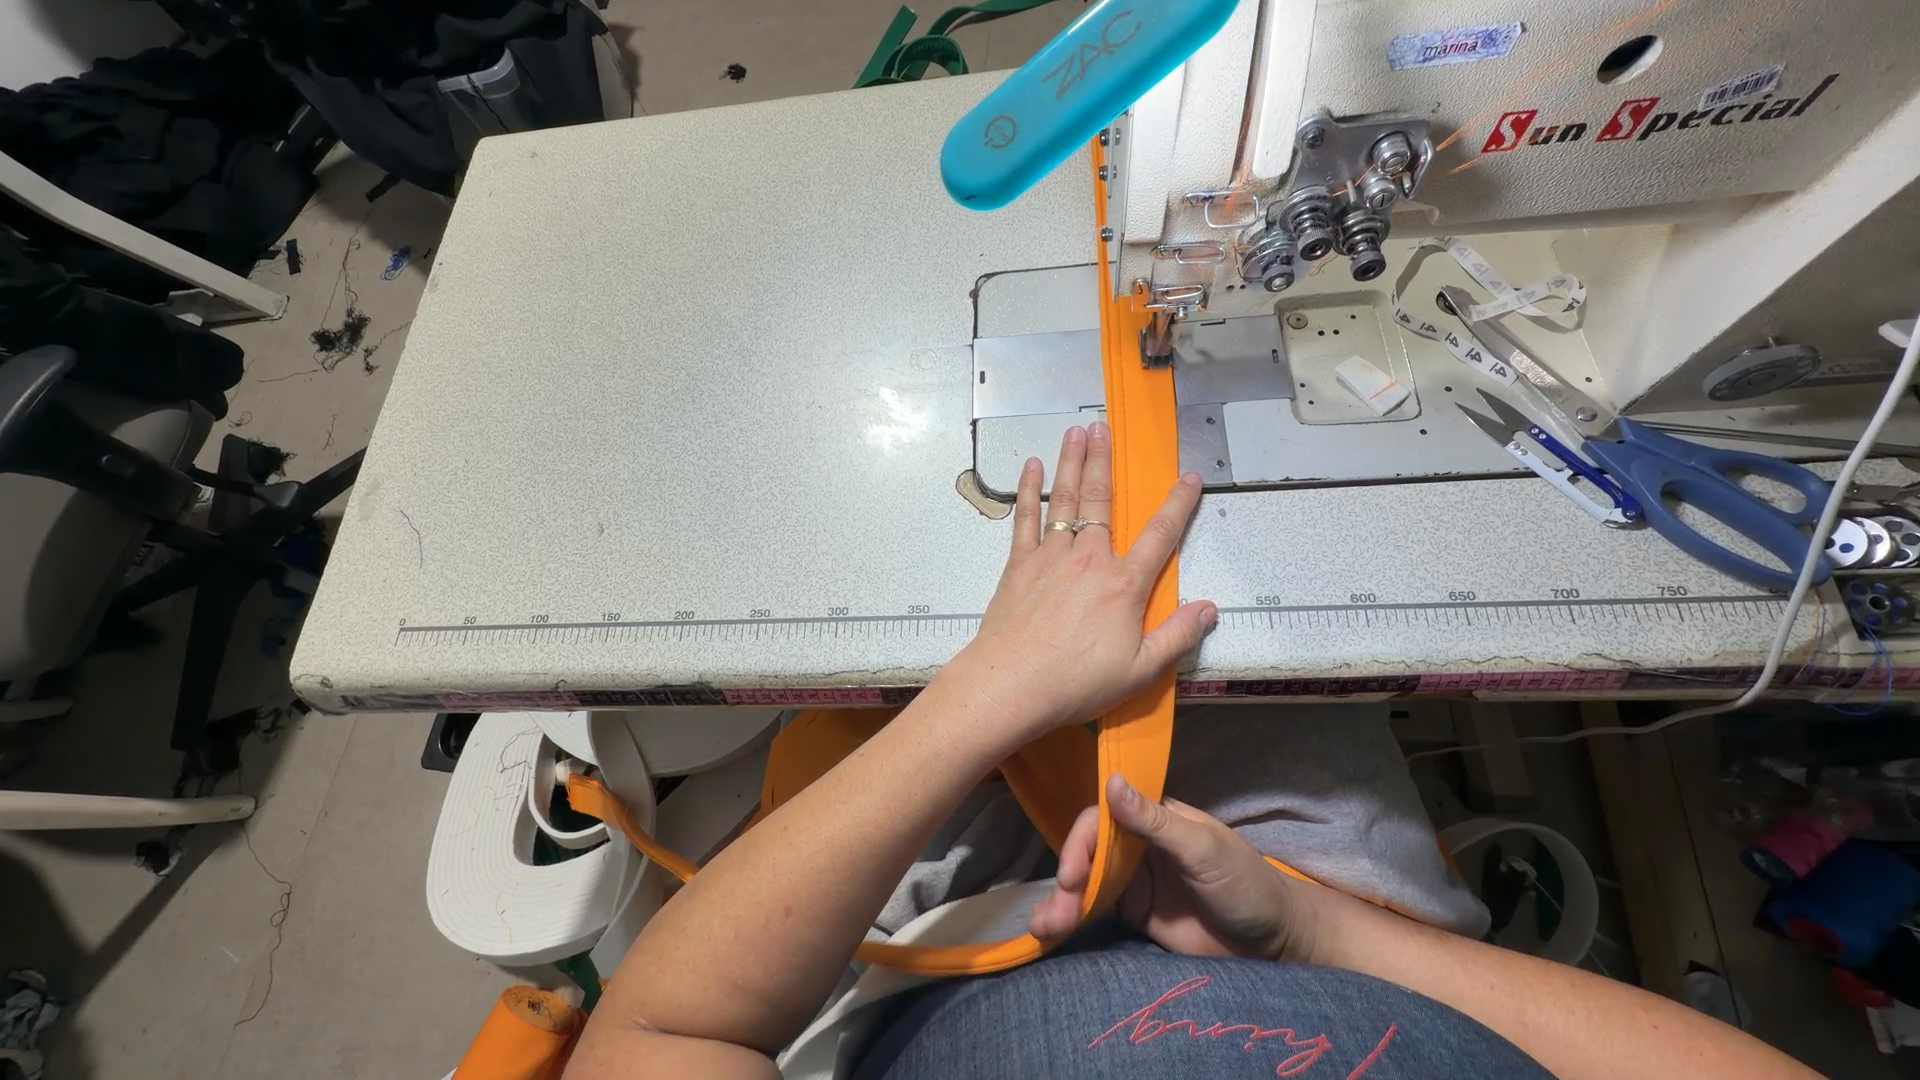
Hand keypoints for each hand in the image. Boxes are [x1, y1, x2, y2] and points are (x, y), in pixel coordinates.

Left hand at [939, 422, 1216, 737]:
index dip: (1178, 504)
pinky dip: (1029, 491)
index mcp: (1123, 585)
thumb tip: (1209, 610)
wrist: (1012, 684)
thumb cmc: (1075, 682)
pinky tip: (1032, 467)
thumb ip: (1178, 636)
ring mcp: (1050, 557)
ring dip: (1071, 463)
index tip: (1189, 478)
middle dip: (1104, 461)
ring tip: (1076, 432)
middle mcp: (1088, 560)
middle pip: (1101, 500)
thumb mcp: (1141, 670)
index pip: (1160, 535)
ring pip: (1064, 499)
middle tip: (1104, 428)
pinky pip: (1025, 519)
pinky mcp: (1019, 565)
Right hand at [1028, 773, 1320, 961]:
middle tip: (1055, 914)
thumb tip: (1111, 781)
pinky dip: (1072, 919)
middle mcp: (1136, 845)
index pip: (1101, 821)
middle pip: (1086, 854)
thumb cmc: (1246, 883)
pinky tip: (1052, 932)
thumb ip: (1155, 821)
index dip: (1080, 844)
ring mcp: (1133, 881)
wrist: (1277, 944)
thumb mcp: (1203, 849)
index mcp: (1152, 818)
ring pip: (1085, 884)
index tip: (1072, 876)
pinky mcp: (1134, 915)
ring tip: (1044, 928)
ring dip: (1061, 902)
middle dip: (1066, 881)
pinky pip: (1096, 912)